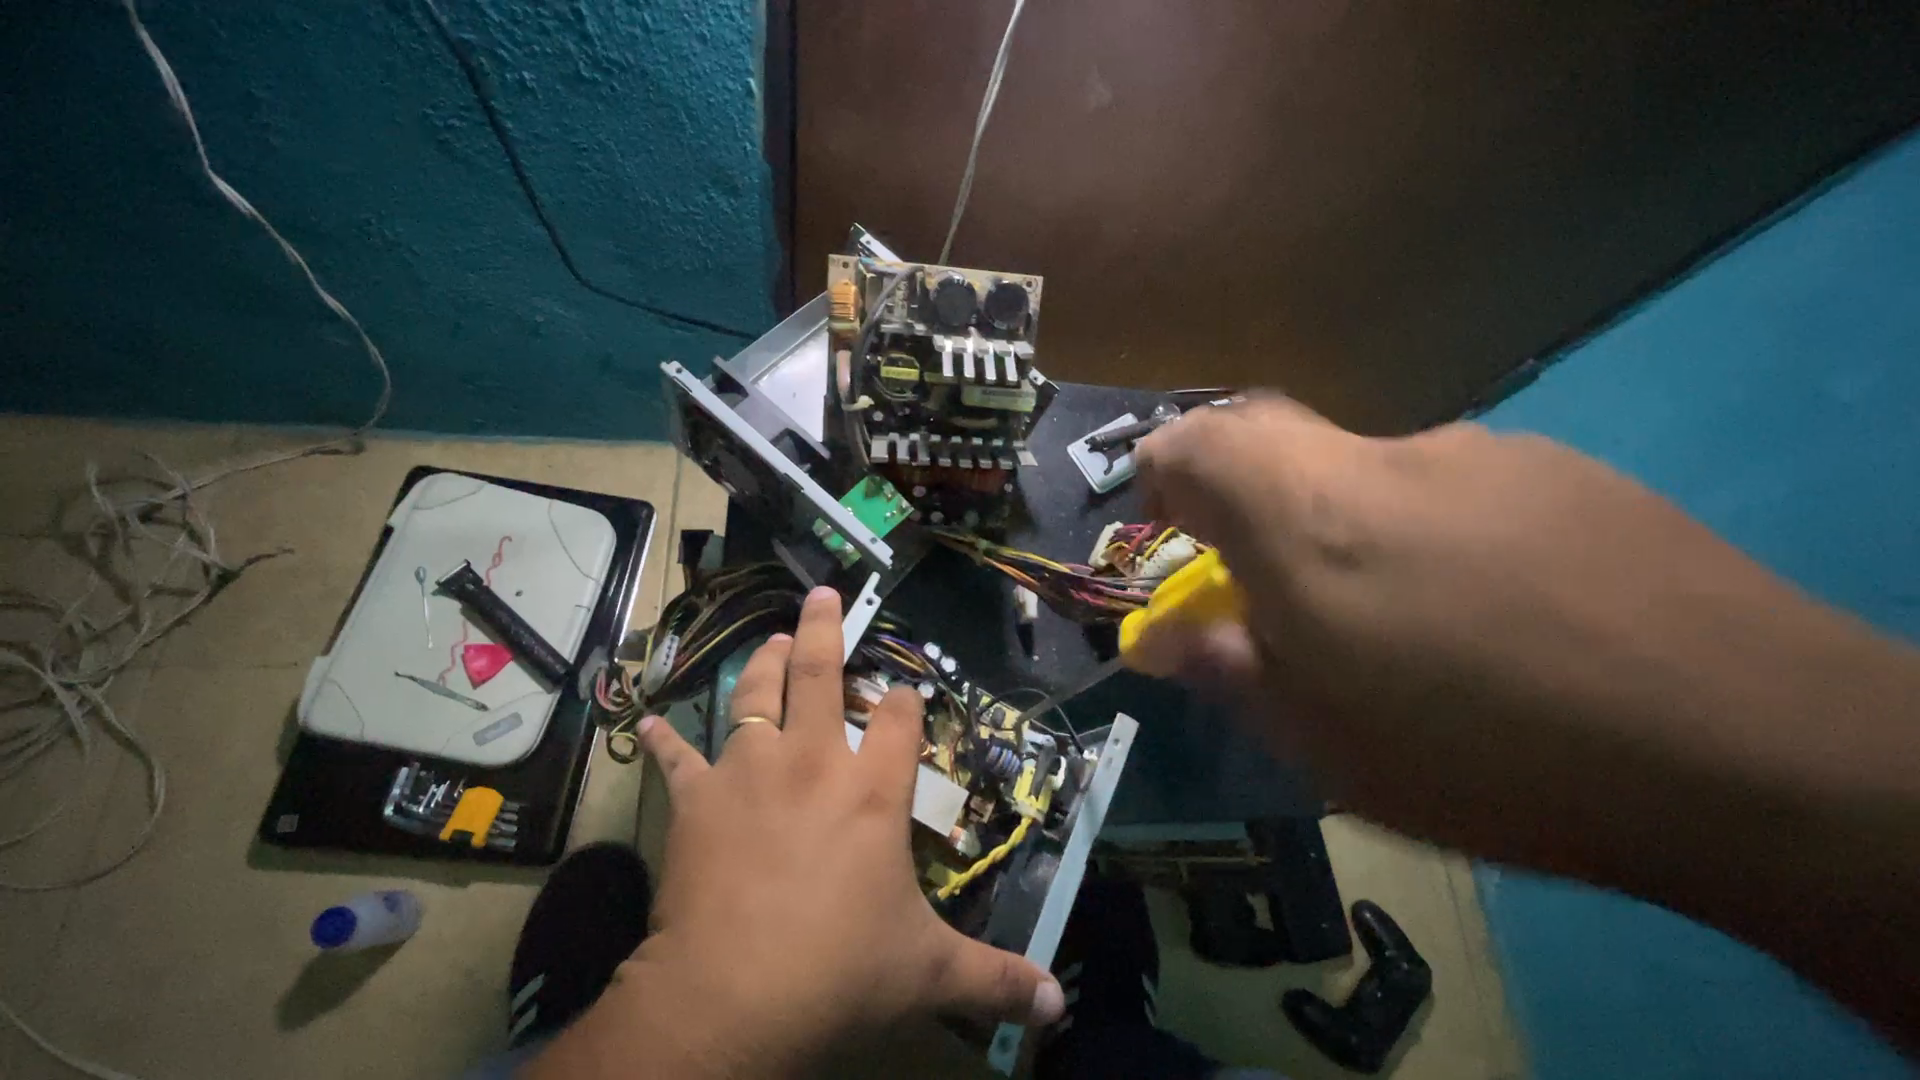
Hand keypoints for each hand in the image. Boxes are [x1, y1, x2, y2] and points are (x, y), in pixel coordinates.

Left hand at [549, 587, 1060, 1077]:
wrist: (729, 997)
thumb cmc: (837, 973)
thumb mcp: (927, 975)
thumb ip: (995, 980)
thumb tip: (1058, 1006)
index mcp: (873, 791)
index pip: (900, 720)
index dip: (906, 700)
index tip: (907, 691)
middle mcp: (813, 763)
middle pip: (822, 675)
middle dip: (826, 630)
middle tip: (824, 595)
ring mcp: (749, 773)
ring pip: (755, 697)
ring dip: (765, 663)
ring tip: (773, 640)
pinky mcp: (696, 801)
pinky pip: (678, 759)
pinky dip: (667, 740)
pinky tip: (651, 722)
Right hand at [1132, 397, 1914, 874]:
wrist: (1745, 746)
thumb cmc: (1476, 753)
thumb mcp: (1315, 737)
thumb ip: (1223, 666)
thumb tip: (1158, 639)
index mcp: (1304, 517)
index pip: (1197, 439)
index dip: (1164, 473)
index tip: (1171, 532)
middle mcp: (1385, 458)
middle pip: (1281, 443)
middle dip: (1252, 507)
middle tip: (1277, 595)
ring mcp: (1485, 454)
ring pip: (1374, 474)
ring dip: (1354, 533)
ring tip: (1411, 631)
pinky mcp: (1568, 471)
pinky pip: (1459, 489)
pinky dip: (1439, 538)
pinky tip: (1503, 618)